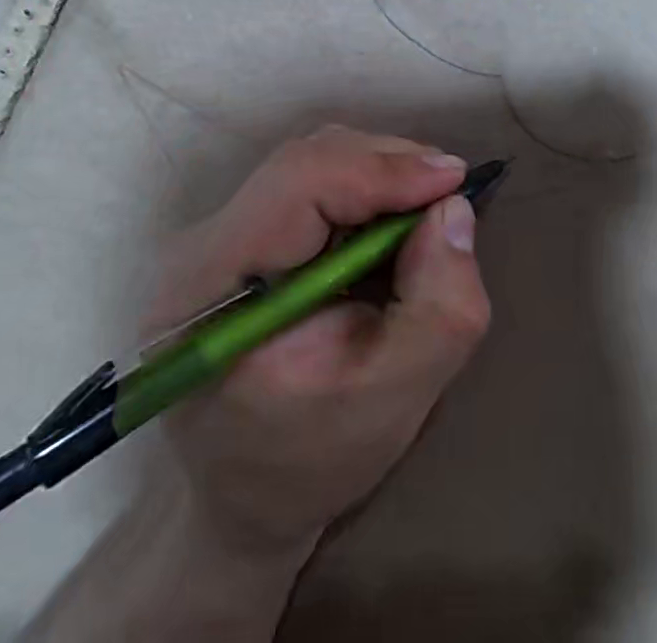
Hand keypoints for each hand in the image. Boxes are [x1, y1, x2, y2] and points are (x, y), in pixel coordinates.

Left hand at [144, 126, 488, 552]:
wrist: (246, 493)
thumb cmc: (313, 460)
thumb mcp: (395, 399)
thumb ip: (439, 307)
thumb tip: (452, 209)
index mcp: (211, 287)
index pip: (297, 187)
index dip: (381, 172)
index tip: (456, 180)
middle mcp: (200, 246)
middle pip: (303, 162)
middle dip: (388, 164)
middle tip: (449, 191)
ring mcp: (216, 238)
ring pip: (308, 164)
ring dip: (378, 173)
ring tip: (426, 206)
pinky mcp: (241, 239)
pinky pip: (309, 186)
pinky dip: (363, 189)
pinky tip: (392, 220)